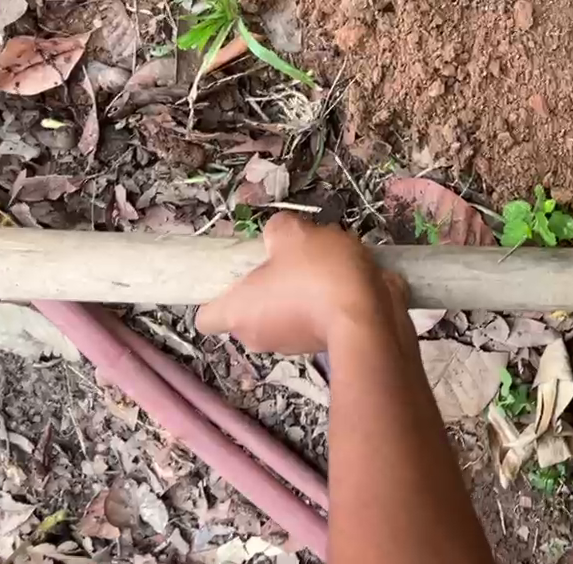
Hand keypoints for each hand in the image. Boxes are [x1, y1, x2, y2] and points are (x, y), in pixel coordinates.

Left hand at [197, 215, 403, 353]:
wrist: (366, 316)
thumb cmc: (318, 277)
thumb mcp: (294, 234)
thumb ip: (277, 228)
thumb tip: (277, 234)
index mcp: (237, 313)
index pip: (205, 316)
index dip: (217, 293)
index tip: (240, 272)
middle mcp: (256, 336)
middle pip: (249, 309)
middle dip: (269, 284)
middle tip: (291, 258)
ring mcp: (289, 343)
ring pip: (283, 311)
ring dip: (299, 291)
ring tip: (326, 263)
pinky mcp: (319, 343)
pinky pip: (312, 317)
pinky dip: (323, 301)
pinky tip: (343, 280)